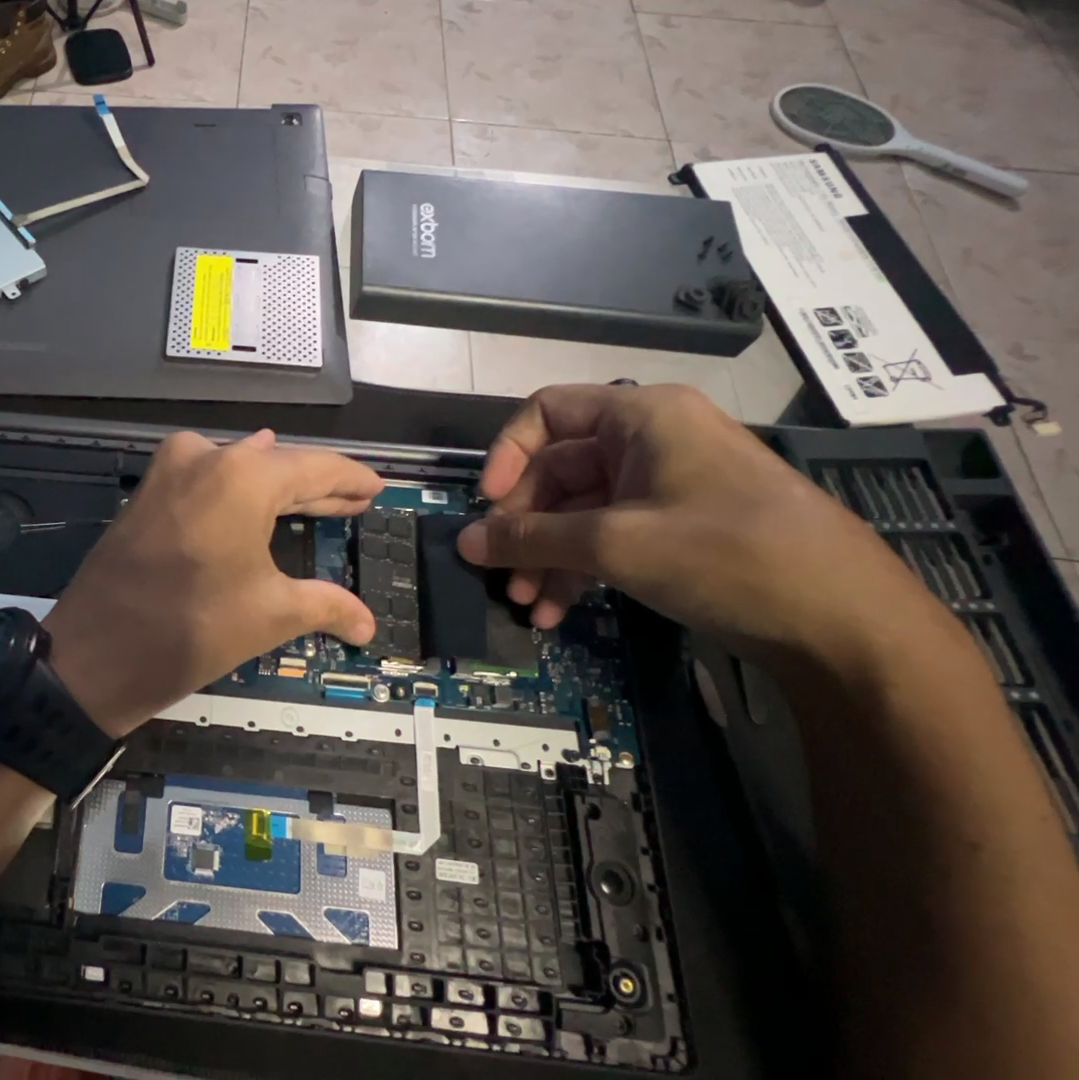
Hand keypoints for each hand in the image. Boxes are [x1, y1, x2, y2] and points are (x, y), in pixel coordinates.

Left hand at [44, 429, 383, 737]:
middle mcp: (205, 458)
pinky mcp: (145, 495)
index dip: (351, 479)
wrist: (95, 655)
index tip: (377, 488)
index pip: (315, 466)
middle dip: (316, 486)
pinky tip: (251, 504)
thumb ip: (326, 606)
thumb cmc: (191, 628)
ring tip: (312, 499)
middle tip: (355, 500)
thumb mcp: (270, 614)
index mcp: (242, 475)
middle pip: (275, 465)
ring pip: (237, 470)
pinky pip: (205, 483)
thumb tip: (368, 625)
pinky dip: (235, 495)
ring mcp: (167, 473)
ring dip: (274, 488)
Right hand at [456, 384, 932, 664]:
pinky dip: (577, 570)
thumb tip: (464, 542)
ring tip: (526, 604)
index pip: (545, 413)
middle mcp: (650, 441)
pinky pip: (606, 538)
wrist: (842, 621)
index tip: (489, 507)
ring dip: (544, 557)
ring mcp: (664, 487)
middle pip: (556, 470)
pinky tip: (556, 612)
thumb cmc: (725, 555)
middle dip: (523, 525)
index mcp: (641, 417)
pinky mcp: (676, 529)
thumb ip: (531, 539)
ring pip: (578, 511)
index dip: (507, 456)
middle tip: (499, 571)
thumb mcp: (614, 544)